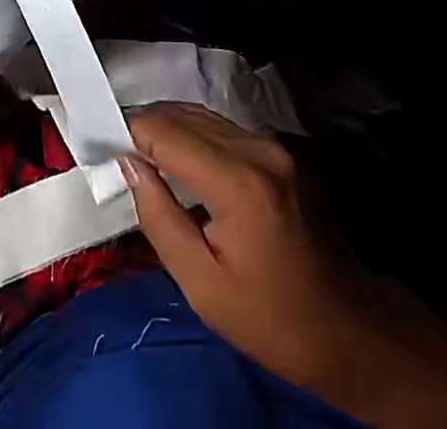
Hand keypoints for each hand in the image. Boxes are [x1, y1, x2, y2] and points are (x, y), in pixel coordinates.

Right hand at [120, 103, 446, 427]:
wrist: (350, 330)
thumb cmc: (271, 318)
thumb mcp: (201, 283)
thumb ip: (159, 217)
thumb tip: (129, 165)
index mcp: (239, 182)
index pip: (164, 132)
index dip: (126, 134)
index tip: (96, 146)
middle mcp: (258, 150)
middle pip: (182, 116)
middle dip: (142, 128)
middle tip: (111, 153)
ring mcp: (273, 148)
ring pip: (200, 117)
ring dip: (164, 129)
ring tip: (135, 156)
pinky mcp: (278, 154)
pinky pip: (220, 128)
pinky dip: (188, 135)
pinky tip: (171, 160)